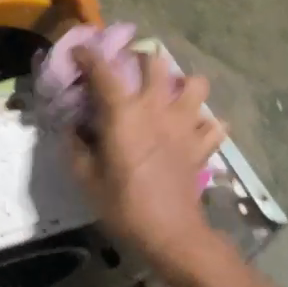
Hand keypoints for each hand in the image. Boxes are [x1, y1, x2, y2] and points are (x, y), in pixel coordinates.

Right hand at [69, 48, 221, 259]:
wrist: (171, 234)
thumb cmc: (122, 204)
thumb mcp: (85, 177)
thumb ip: (75, 145)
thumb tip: (72, 127)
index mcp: (123, 112)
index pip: (103, 69)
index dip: (88, 54)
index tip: (80, 52)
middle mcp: (157, 108)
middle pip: (155, 63)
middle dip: (141, 60)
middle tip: (130, 71)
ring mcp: (185, 124)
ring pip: (195, 83)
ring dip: (183, 84)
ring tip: (170, 95)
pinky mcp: (203, 144)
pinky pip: (215, 123)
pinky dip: (206, 122)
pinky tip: (193, 129)